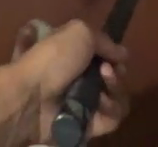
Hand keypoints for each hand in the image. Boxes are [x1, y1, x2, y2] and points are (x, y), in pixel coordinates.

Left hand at [8, 20, 129, 141]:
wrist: (35, 95)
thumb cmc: (54, 57)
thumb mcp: (79, 32)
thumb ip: (104, 40)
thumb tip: (123, 54)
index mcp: (72, 52)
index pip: (101, 55)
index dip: (112, 55)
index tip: (116, 56)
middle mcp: (79, 75)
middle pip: (112, 77)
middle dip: (115, 73)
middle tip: (107, 71)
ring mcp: (84, 100)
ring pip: (115, 98)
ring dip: (115, 91)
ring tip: (103, 87)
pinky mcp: (88, 125)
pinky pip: (111, 119)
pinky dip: (110, 111)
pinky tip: (101, 105)